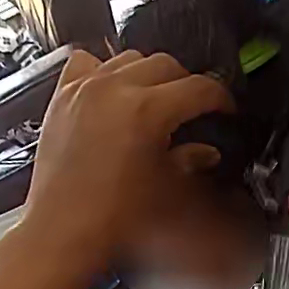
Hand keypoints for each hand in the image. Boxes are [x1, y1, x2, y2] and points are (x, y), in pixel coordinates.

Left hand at [13, 49, 232, 277]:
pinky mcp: (62, 98)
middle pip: (166, 64)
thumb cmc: (111, 218)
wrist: (66, 231)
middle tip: (197, 107)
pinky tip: (116, 91)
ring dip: (151, 74)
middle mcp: (112, 91)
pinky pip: (87, 62)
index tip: (226, 108)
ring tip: (160, 99)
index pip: (199, 88)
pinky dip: (107, 70)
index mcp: (146, 111)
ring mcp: (84, 90)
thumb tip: (206, 152)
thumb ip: (193, 161)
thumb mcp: (169, 189)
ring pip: (130, 57)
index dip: (221, 98)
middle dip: (189, 84)